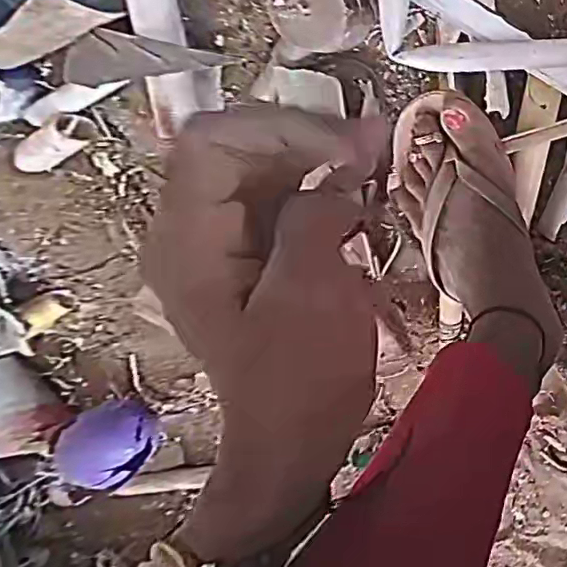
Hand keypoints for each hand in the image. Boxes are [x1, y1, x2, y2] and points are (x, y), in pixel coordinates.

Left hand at [145, 107, 388, 556]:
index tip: (350, 148)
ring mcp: (225, 242)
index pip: (215, 142)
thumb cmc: (300, 377)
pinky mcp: (257, 254)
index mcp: (189, 241)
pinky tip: (362, 192)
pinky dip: (324, 186)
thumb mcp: (311, 293)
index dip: (284, 127)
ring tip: (376, 161)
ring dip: (322, 158)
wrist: (296, 438)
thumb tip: (337, 180)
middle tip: (375, 146)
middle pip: (240, 147)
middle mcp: (195, 231)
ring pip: (266, 168)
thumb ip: (315, 218)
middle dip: (309, 138)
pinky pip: (284, 198)